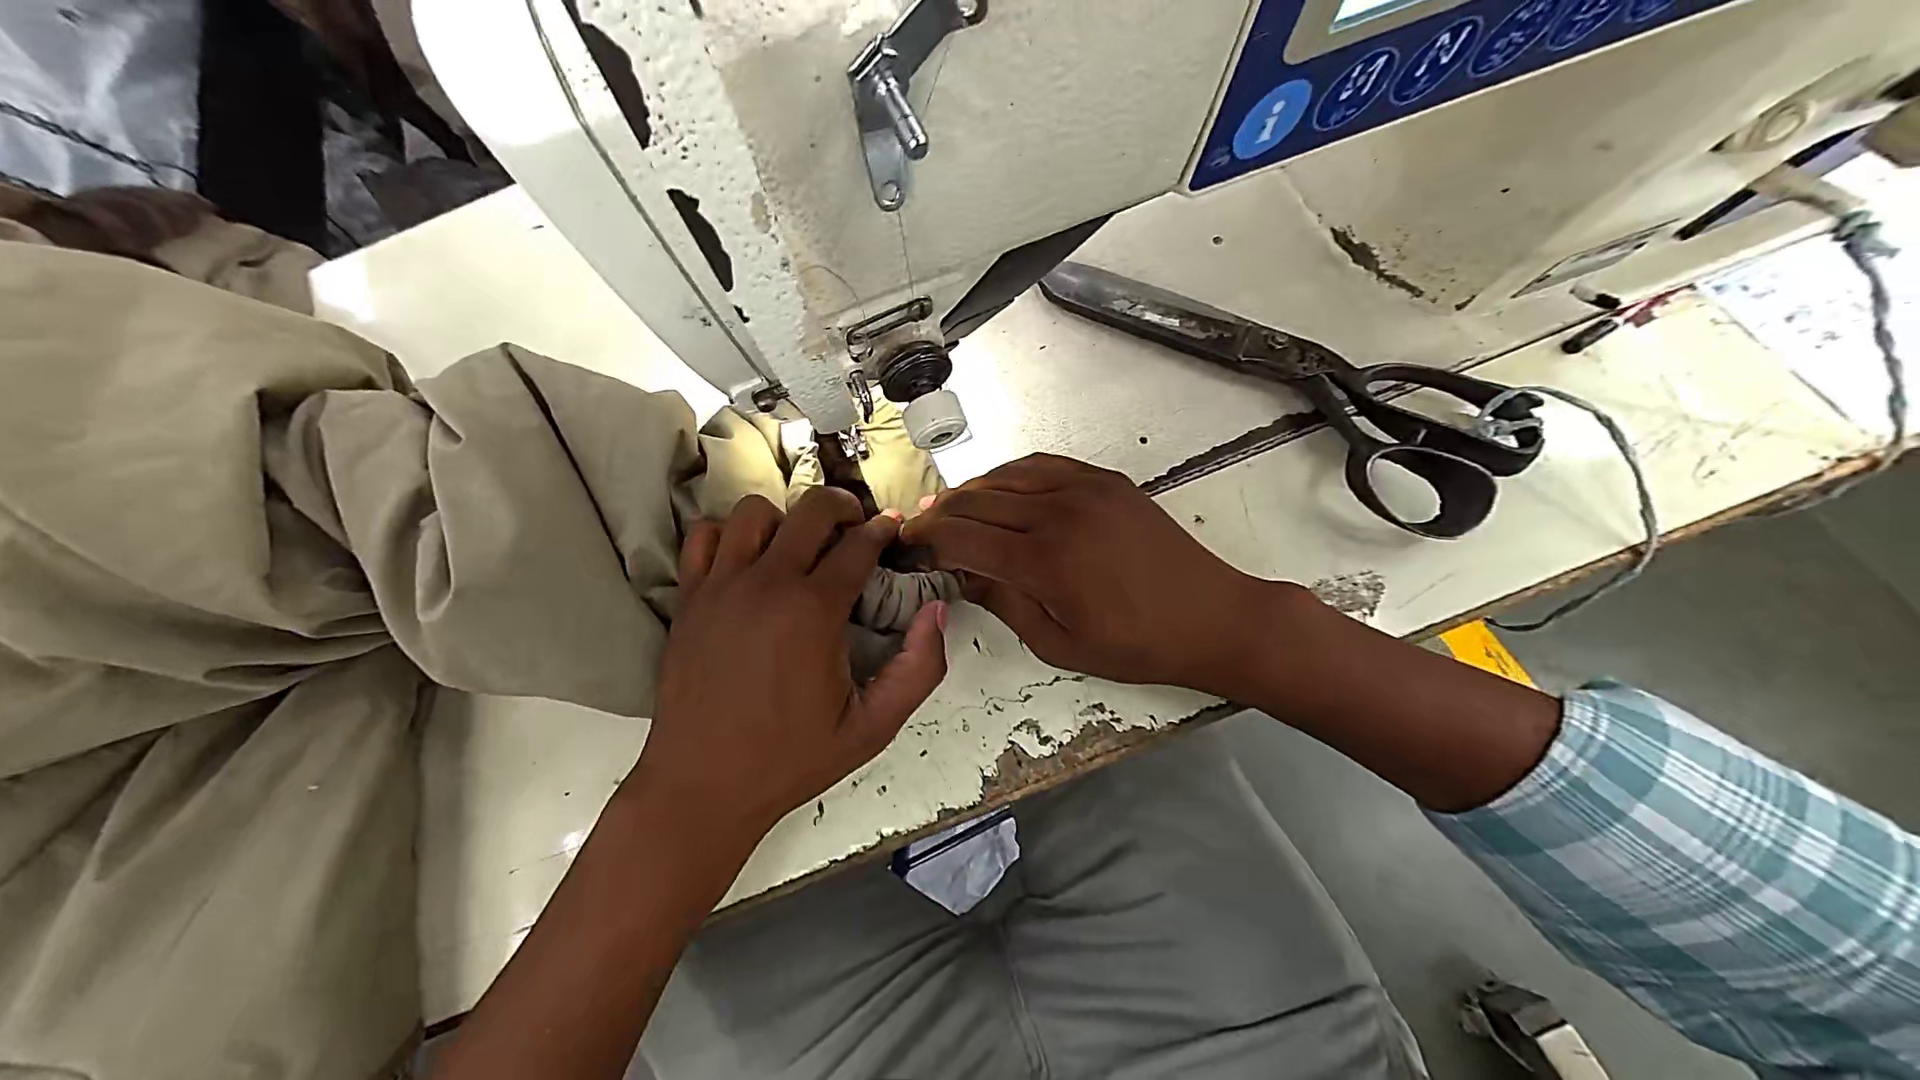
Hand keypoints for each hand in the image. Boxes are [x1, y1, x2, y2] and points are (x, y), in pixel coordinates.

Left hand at [636, 488, 948, 846]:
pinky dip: (728, 534)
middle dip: (842, 507)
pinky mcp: (689, 599)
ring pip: (754, 512)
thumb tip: (935, 612)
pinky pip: (703, 536)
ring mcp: (720, 588)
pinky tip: (748, 558)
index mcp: (813, 612)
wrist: (703, 785)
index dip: (882, 531)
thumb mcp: (873, 726)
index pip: (858, 545)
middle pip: (810, 511)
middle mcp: (765, 586)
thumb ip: (919, 668)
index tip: (892, 528)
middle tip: (855, 526)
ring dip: (785, 518)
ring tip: (800, 544)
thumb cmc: (790, 759)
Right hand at [901, 454, 1296, 698]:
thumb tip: (963, 577)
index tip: (910, 543)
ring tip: (952, 507)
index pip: (963, 536)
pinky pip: (1044, 464)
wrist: (1211, 616)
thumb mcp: (1059, 644)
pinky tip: (1001, 487)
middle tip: (923, 528)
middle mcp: (1060, 513)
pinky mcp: (1106, 481)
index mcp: (1045, 561)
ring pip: (1006, 475)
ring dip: (972, 490)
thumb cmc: (1138, 643)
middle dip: (941, 513)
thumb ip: (1003, 604)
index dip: (928, 538)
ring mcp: (1086, 489)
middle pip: (977, 500)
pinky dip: (1011, 473)